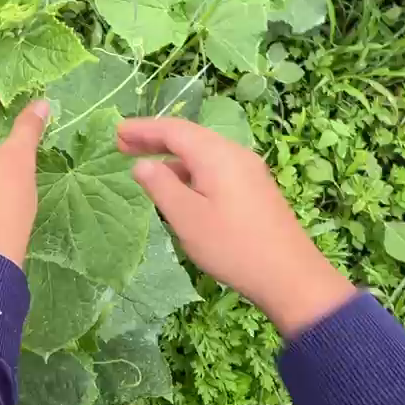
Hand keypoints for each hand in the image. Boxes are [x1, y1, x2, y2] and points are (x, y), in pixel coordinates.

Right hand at [117, 116, 356, 336]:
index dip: (143, 129)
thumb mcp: (187, 218)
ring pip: (203, 153)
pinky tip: (178, 187)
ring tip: (144, 166)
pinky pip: (214, 168)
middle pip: (190, 137)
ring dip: (172, 156)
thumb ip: (161, 187)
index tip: (116, 132)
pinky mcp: (253, 189)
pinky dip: (189, 169)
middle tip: (122, 144)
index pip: (174, 131)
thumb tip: (142, 165)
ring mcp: (247, 171)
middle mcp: (235, 155)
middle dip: (155, 139)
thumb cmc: (232, 246)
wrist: (289, 275)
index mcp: (217, 156)